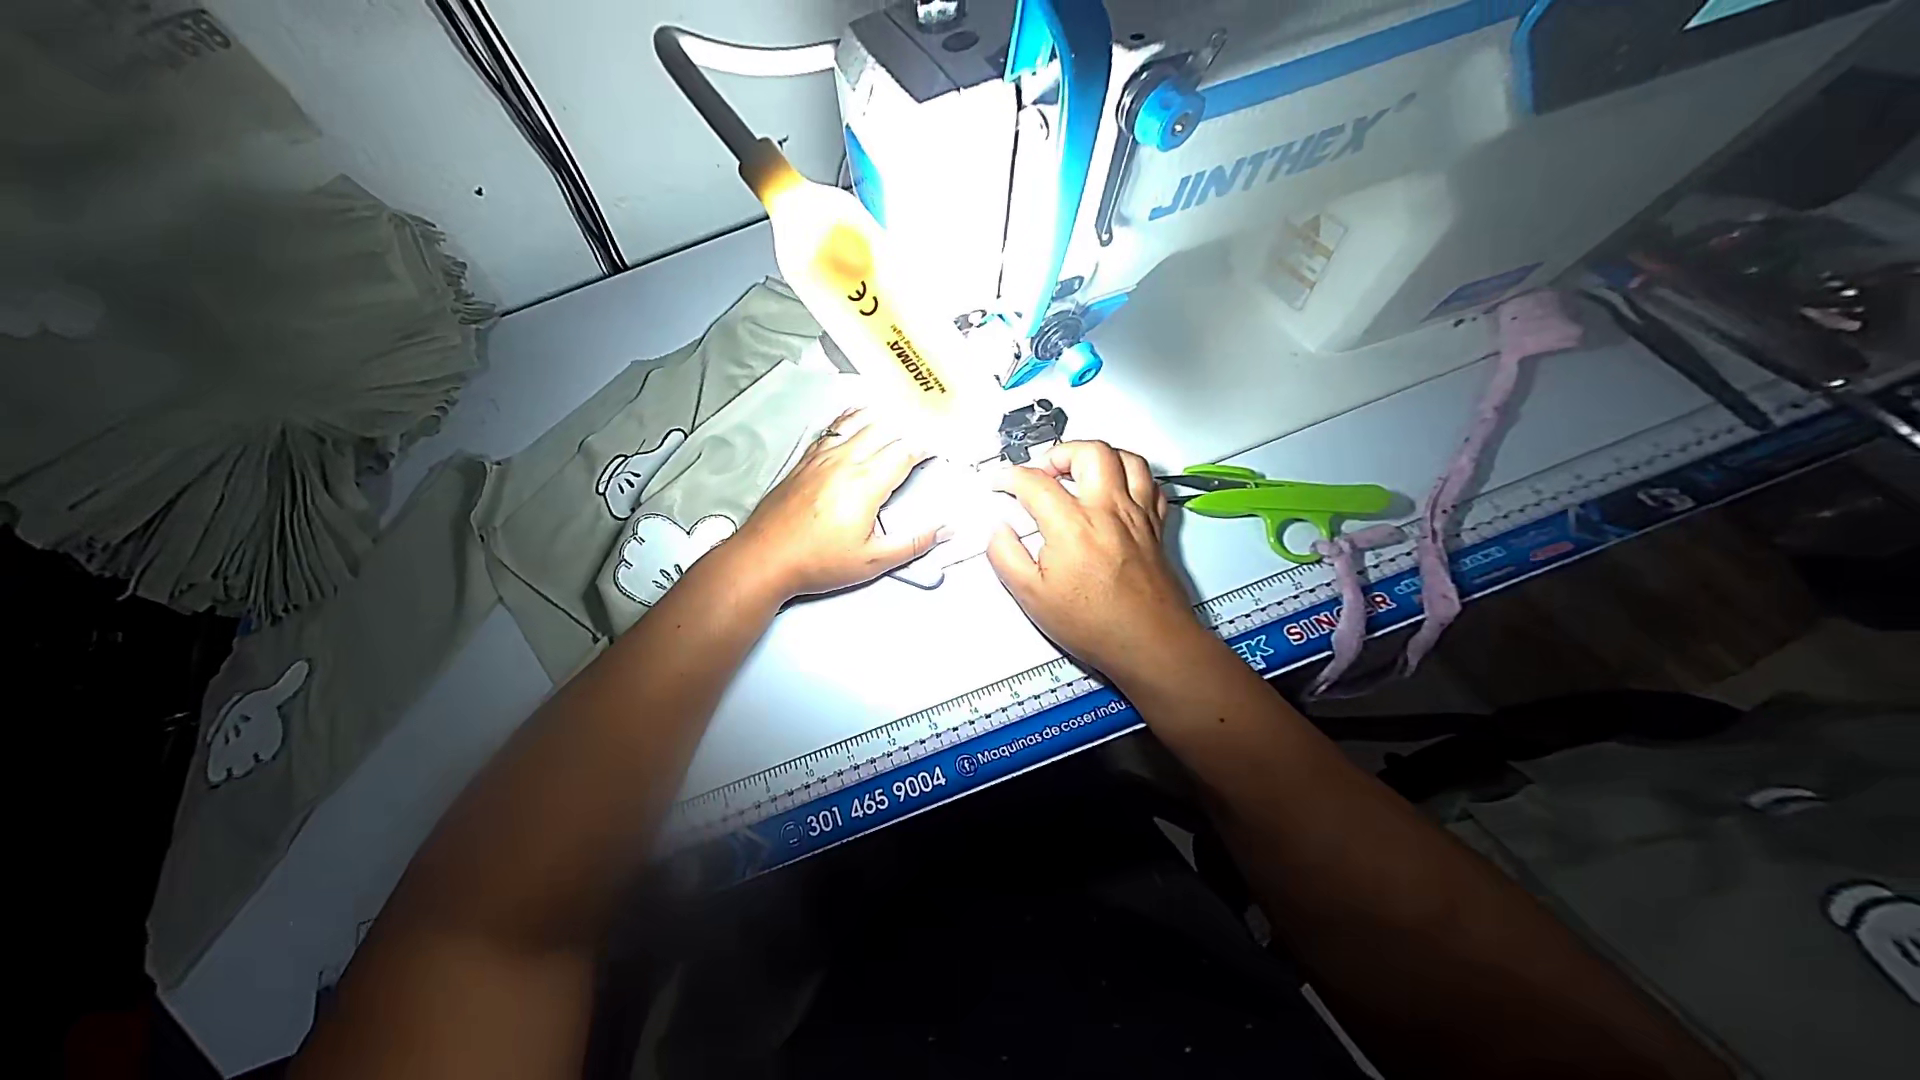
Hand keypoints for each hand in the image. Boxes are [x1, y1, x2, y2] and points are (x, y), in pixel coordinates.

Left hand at [728, 409, 944, 600]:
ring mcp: (821, 459)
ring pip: (856, 422)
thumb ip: (912, 544)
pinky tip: (852, 421)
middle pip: (883, 429)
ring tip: (895, 410)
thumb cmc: (813, 560)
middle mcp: (844, 463)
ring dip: (880, 416)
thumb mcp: (873, 561)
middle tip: (922, 426)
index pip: (904, 453)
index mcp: (865, 484)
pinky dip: (849, 419)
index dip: (924, 447)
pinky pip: (832, 429)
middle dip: (908, 426)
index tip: (935, 448)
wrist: (765, 558)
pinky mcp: (804, 462)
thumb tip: (941, 532)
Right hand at [986, 440, 1199, 679]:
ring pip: (1127, 459)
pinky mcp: (1155, 528)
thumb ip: (1007, 556)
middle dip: (1059, 452)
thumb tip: (999, 531)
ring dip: (1098, 456)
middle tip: (1043, 470)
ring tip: (1079, 469)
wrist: (1150, 644)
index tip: (1002, 483)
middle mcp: (1108, 512)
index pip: (1035, 482)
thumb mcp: (1032, 597)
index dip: (1010, 477)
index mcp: (1073, 526)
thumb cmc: (1098, 626)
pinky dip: (1132, 476)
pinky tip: (1118, 487)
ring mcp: (1136, 517)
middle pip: (1089, 452)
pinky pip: (1151, 485)